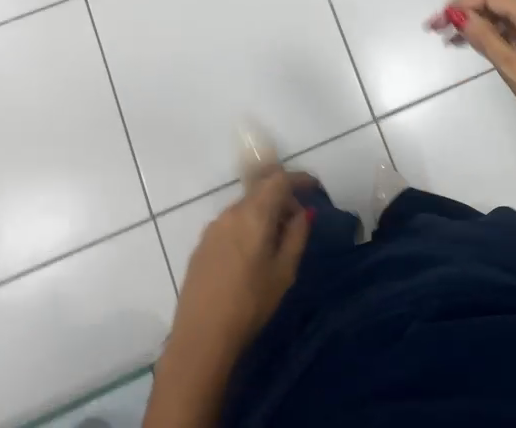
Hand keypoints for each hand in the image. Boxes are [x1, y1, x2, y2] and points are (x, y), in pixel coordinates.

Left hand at [169, 172, 310, 361]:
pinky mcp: (201, 246)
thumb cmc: (250, 303)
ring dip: (263, 214)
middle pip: (260, 191)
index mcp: (253, 214)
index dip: (298, 178)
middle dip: (282, 198)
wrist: (201, 336)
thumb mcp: (284, 271)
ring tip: (276, 241)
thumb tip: (303, 213)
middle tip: (298, 221)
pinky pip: (230, 224)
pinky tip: (251, 255)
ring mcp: (212, 229)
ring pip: (244, 208)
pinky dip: (246, 227)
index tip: (314, 187)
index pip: (278, 179)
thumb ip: (297, 235)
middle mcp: (230, 213)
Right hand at [440, 0, 515, 146]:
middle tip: (436, 31)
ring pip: (504, 15)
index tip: (437, 22)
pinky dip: (494, 34)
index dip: (460, 4)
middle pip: (496, 1)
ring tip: (449, 40)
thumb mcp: (515, 68)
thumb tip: (458, 15)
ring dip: (477, 24)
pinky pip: (515, 28)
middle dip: (465, 12)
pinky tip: (476, 45)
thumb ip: (486, 38)